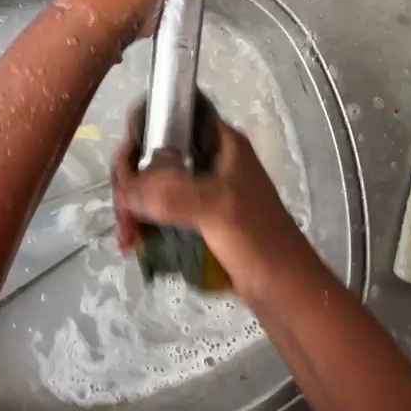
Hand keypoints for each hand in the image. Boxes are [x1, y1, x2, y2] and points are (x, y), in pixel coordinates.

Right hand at [111, 112, 313, 300]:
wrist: (287, 292)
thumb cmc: (260, 242)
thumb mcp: (216, 210)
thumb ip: (170, 194)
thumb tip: (125, 191)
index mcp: (220, 143)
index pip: (169, 118)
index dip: (140, 134)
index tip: (124, 168)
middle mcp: (210, 159)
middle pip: (153, 154)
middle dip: (130, 182)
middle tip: (123, 215)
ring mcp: (204, 189)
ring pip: (153, 184)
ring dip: (133, 206)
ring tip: (127, 238)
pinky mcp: (199, 218)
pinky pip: (160, 210)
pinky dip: (143, 222)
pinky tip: (133, 243)